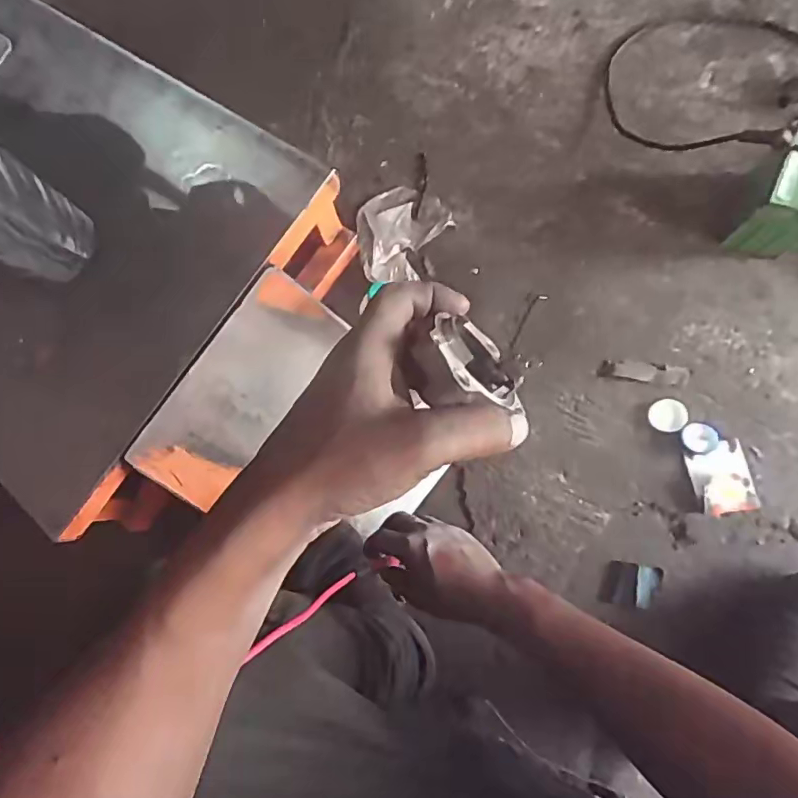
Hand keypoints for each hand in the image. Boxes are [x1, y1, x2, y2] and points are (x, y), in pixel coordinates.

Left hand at [238, 282, 528, 525]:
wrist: (282, 502)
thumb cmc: (345, 462)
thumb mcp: (419, 444)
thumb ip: (473, 429)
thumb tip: (516, 424)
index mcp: (366, 349)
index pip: (400, 297)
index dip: (437, 296)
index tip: (467, 317)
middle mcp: (353, 362)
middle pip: (402, 331)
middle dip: (442, 344)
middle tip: (472, 369)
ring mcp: (344, 392)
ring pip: (395, 367)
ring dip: (430, 377)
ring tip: (460, 402)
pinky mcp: (341, 420)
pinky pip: (386, 396)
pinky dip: (414, 402)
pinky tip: (431, 432)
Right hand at [365, 513, 514, 627]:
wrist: (489, 592)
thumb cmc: (450, 599)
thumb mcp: (415, 595)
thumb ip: (395, 578)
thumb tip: (385, 568)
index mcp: (410, 545)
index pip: (380, 537)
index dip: (370, 546)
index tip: (370, 555)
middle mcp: (425, 529)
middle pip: (396, 519)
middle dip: (386, 531)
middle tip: (384, 546)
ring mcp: (443, 526)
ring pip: (415, 518)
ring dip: (405, 529)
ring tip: (405, 547)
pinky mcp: (457, 530)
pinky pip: (432, 524)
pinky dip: (422, 531)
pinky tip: (426, 547)